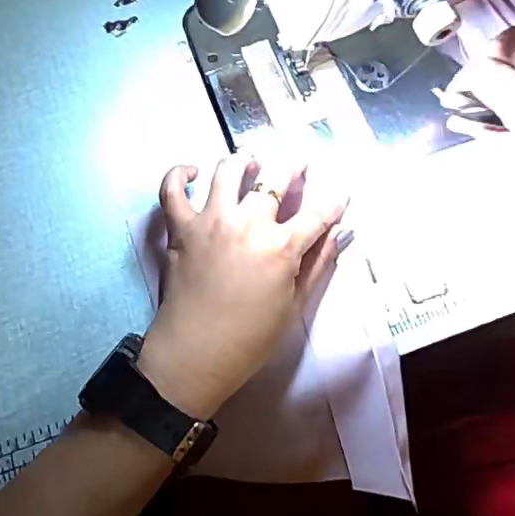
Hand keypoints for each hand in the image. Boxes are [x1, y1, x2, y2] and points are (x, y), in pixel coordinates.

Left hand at [138, 154, 348, 419]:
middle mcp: (249, 224)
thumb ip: (318, 263)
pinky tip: (191, 172)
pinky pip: (172, 189)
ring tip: (250, 162)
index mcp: (282, 247)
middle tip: (298, 161)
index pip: (318, 214)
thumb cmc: (251, 337)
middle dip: (293, 165)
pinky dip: (179, 174)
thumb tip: (337, 233)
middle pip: (276, 178)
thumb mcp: (295, 304)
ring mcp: (211, 221)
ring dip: (244, 161)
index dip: (334, 202)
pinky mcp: (180, 227)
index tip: (342, 194)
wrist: (195, 354)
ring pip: (228, 171)